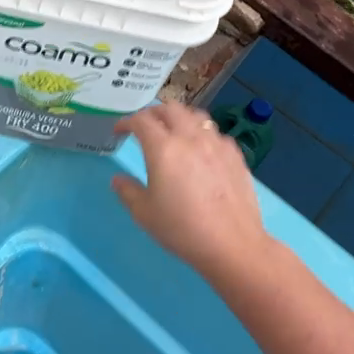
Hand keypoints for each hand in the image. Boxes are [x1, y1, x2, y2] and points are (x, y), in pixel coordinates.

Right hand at [112, 102, 273, 279]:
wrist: (232, 244)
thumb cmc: (182, 229)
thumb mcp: (144, 213)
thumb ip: (127, 191)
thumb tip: (118, 179)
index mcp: (163, 149)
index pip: (141, 120)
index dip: (126, 121)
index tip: (119, 130)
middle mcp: (191, 138)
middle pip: (171, 109)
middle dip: (153, 113)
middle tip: (145, 127)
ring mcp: (217, 145)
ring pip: (197, 116)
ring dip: (180, 118)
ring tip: (174, 132)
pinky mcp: (236, 156)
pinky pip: (216, 133)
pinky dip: (202, 133)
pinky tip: (201, 151)